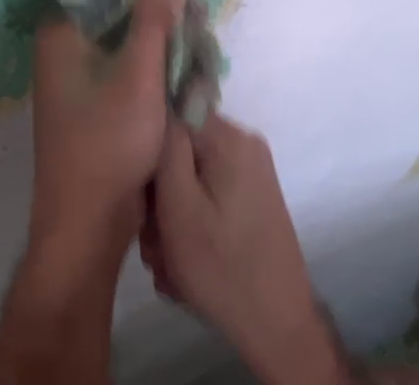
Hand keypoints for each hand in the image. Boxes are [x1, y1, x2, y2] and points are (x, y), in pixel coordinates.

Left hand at [28, 0, 185, 252]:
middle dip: (162, 15)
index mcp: (61, 35)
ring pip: (130, 44)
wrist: (89, 226)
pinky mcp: (100, 105)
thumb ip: (154, 18)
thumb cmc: (107, 143)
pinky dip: (158, 69)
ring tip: (202, 48)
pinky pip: (131, 72)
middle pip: (119, 14)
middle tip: (201, 20)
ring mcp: (82, 80)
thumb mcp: (138, 75)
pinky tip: (189, 73)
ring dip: (165, 44)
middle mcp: (65, 51)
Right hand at [143, 114, 356, 384]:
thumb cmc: (221, 266)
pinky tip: (185, 261)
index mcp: (229, 139)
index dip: (148, 151)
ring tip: (169, 257)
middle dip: (158, 195)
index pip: (172, 114)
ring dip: (170, 218)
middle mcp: (243, 144)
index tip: (142, 192)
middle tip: (154, 239)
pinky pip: (205, 197)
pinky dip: (189, 226)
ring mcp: (250, 172)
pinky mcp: (250, 198)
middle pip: (179, 150)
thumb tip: (161, 96)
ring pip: (188, 179)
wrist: (276, 322)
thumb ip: (168, 147)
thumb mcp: (179, 207)